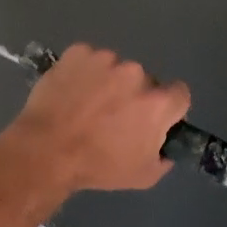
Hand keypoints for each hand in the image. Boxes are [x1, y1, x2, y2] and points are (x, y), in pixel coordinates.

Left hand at [2, 43, 191, 191]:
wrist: (48, 148)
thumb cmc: (98, 165)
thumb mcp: (143, 175)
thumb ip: (163, 156)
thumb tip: (163, 144)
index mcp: (156, 102)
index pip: (179, 94)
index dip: (169, 107)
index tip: (153, 118)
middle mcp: (135, 73)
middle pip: (144, 80)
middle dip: (133, 95)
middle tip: (113, 115)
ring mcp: (105, 58)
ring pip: (115, 67)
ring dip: (107, 81)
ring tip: (86, 103)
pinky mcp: (78, 51)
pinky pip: (88, 59)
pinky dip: (83, 71)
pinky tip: (71, 90)